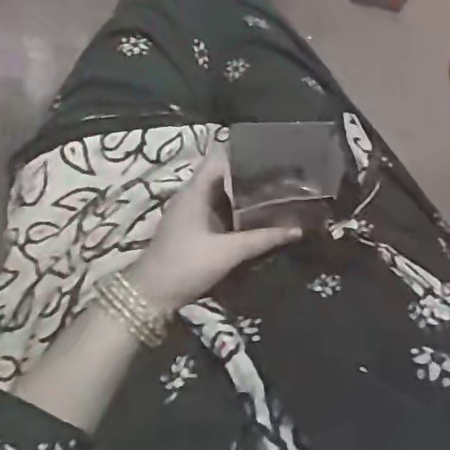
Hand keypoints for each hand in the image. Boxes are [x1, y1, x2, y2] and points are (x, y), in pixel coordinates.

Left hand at [127, 143, 300, 312]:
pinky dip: (238, 210)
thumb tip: (297, 228)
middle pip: (224, 175)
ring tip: (277, 193)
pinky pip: (219, 210)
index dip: (246, 153)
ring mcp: (191, 212)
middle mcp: (192, 195)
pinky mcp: (194, 228)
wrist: (151, 296)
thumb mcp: (228, 252)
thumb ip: (263, 238)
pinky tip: (258, 217)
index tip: (274, 155)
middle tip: (284, 176)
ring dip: (245, 194)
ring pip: (222, 194)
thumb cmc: (186, 264)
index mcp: (196, 190)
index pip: (221, 157)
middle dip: (252, 175)